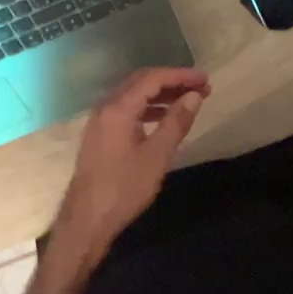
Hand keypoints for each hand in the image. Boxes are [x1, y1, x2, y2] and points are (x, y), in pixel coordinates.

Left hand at [55, 67, 209, 256]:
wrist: (87, 218)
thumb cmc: (124, 188)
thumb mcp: (156, 156)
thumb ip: (175, 122)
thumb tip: (193, 96)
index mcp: (118, 108)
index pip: (152, 79)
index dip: (181, 75)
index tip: (205, 79)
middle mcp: (106, 107)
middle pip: (141, 82)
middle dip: (172, 82)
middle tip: (200, 88)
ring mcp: (100, 120)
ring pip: (133, 96)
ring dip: (160, 95)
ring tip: (187, 101)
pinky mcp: (100, 134)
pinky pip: (126, 110)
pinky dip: (147, 108)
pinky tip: (163, 119)